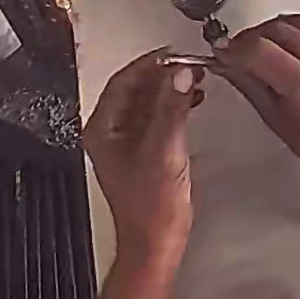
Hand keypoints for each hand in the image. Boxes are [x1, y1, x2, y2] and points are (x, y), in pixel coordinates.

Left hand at [83, 49, 206, 272]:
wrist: (156, 244)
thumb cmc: (152, 205)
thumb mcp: (164, 149)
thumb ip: (172, 108)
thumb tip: (181, 73)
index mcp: (104, 129)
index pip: (123, 82)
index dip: (149, 64)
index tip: (174, 54)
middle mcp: (111, 132)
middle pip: (135, 89)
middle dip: (162, 74)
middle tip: (189, 64)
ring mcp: (127, 142)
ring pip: (147, 101)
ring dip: (170, 88)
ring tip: (195, 78)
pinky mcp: (144, 150)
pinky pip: (157, 116)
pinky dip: (174, 104)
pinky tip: (192, 100)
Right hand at [210, 15, 299, 193]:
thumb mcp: (277, 121)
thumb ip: (250, 84)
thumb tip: (227, 60)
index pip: (260, 50)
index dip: (235, 47)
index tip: (225, 49)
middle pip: (278, 29)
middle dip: (253, 37)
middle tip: (244, 48)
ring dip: (278, 29)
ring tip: (271, 44)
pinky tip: (299, 41)